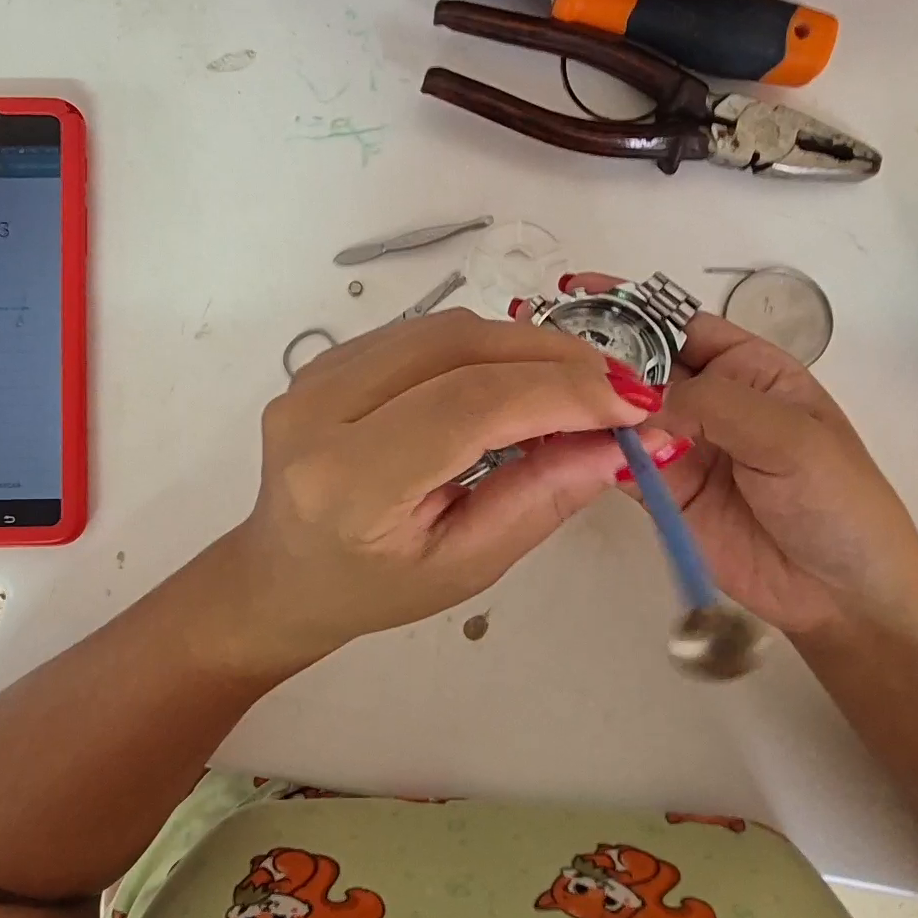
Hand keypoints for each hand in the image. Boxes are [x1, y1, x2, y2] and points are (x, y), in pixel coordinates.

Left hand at [215, 308, 675, 671]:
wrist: (283, 575)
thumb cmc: (372, 589)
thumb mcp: (465, 565)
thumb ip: (541, 497)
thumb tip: (624, 441)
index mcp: (348, 481)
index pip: (466, 406)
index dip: (559, 393)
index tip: (634, 403)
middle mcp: (317, 412)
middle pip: (454, 346)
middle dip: (551, 357)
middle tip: (617, 387)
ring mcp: (311, 377)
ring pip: (441, 328)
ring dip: (520, 346)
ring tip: (575, 385)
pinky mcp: (321, 363)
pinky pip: (419, 333)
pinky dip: (481, 347)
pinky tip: (514, 380)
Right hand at [515, 275, 917, 633]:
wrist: (840, 593)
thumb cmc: (838, 500)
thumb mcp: (790, 438)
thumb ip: (713, 407)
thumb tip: (633, 398)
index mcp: (745, 368)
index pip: (676, 323)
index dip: (629, 306)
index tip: (576, 292)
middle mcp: (704, 398)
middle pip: (637, 363)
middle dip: (592, 350)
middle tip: (537, 342)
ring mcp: (675, 444)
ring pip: (617, 411)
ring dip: (580, 400)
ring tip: (533, 387)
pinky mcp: (656, 488)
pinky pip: (611, 460)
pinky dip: (582, 450)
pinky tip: (550, 437)